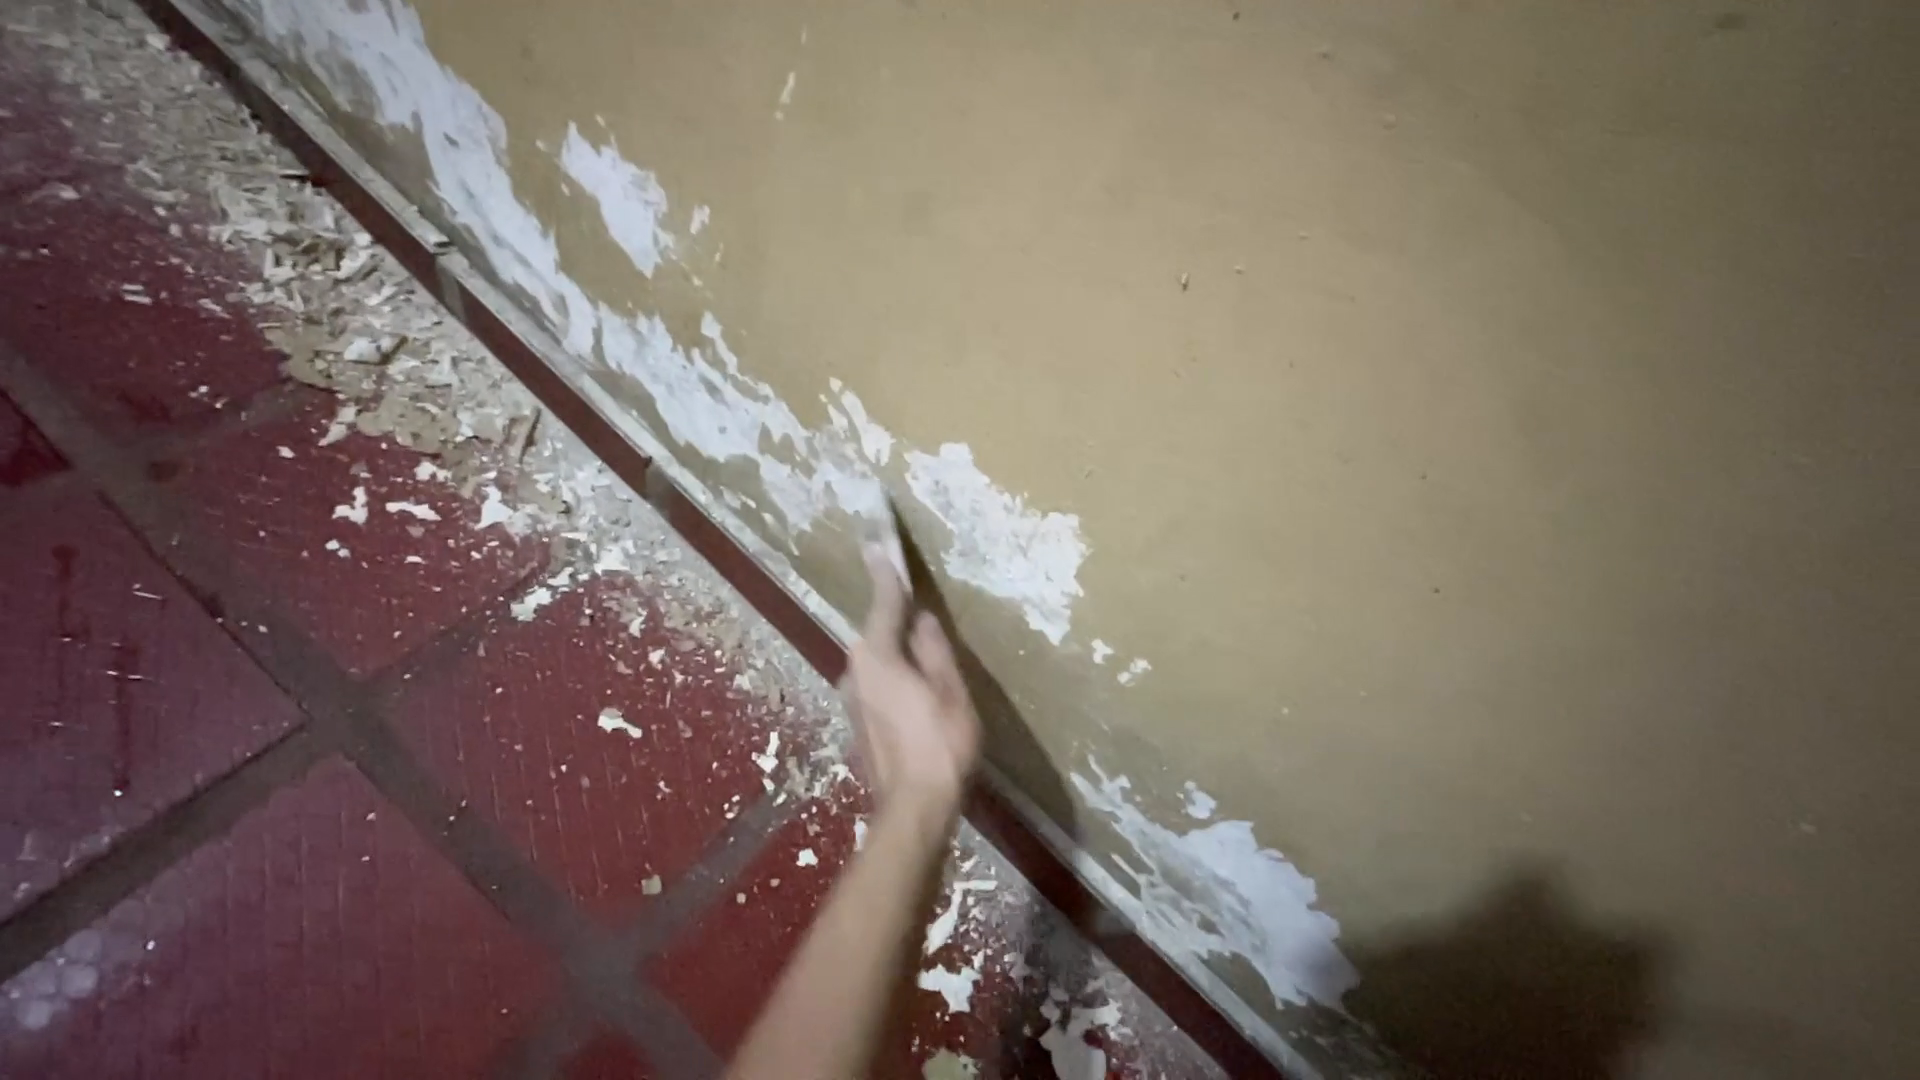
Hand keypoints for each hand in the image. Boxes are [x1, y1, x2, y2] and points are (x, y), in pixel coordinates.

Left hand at [842, 544, 980, 812]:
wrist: (913, 808)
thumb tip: (922, 619)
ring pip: (876, 659)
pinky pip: (875, 681)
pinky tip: (913, 686)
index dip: (886, 574)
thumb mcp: (950, 690)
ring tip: (921, 646)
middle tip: (912, 595)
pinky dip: (892, 673)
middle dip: (893, 613)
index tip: (877, 543)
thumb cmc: (940, 744)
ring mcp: (852, 698)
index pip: (884, 603)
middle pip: (876, 632)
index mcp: (878, 656)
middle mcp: (855, 671)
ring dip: (894, 647)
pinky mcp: (857, 720)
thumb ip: (934, 649)